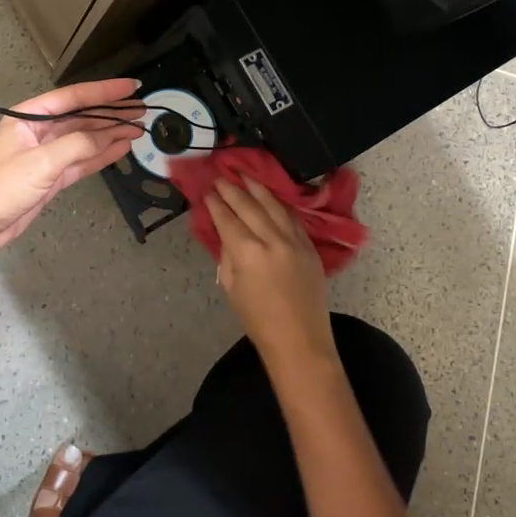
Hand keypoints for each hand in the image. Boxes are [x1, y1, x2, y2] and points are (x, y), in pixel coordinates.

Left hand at [0, 78, 144, 259]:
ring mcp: (46, 154)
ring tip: (139, 128)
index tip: (131, 86)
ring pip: (85, 139)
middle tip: (142, 109)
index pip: (72, 97)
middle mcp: (39, 131)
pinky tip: (121, 147)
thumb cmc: (1, 187)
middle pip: (81, 117)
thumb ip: (77, 145)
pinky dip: (102, 154)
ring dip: (111, 134)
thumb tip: (108, 136)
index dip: (104, 91)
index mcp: (28, 117)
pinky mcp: (52, 176)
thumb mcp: (40, 162)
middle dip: (111, 113)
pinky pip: (82, 160)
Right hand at [204, 177, 335, 368]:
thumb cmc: (258, 320)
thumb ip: (227, 254)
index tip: (206, 190)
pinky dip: (278, 204)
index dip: (215, 203)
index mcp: (248, 252)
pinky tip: (270, 196)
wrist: (299, 341)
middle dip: (232, 189)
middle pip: (249, 205)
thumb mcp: (231, 287)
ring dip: (257, 188)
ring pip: (273, 205)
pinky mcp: (309, 246)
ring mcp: (294, 241)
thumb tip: (224, 232)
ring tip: (244, 176)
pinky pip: (292, 217)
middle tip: (220, 177)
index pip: (227, 218)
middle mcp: (272, 239)